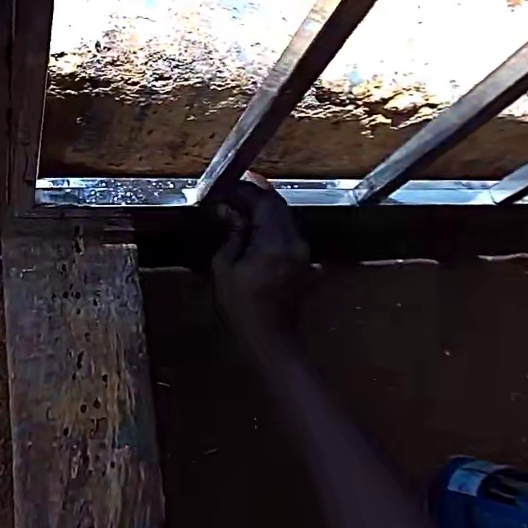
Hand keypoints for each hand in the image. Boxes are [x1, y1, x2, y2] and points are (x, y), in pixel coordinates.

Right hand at [212, 174, 311, 348]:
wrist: (269, 340)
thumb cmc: (241, 309)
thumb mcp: (225, 268)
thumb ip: (231, 233)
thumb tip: (229, 209)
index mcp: (274, 243)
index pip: (263, 201)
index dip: (245, 190)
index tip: (227, 187)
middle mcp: (294, 241)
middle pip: (278, 204)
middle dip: (255, 195)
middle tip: (232, 194)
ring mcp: (302, 250)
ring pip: (284, 215)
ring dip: (263, 208)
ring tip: (239, 208)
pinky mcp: (302, 259)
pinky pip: (287, 230)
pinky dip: (270, 222)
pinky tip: (252, 227)